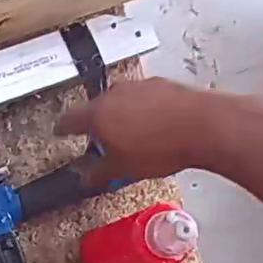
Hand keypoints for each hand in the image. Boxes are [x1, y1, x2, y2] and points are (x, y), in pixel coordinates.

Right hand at [54, 76, 224, 185]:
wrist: (203, 126)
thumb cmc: (160, 147)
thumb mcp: (123, 169)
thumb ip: (99, 172)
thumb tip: (86, 176)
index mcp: (97, 113)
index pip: (69, 119)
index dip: (63, 129)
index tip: (60, 132)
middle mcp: (114, 94)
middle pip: (96, 109)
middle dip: (97, 126)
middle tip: (102, 145)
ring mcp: (139, 86)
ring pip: (121, 103)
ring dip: (122, 118)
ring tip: (133, 140)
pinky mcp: (162, 85)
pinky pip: (144, 100)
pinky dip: (143, 113)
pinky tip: (155, 128)